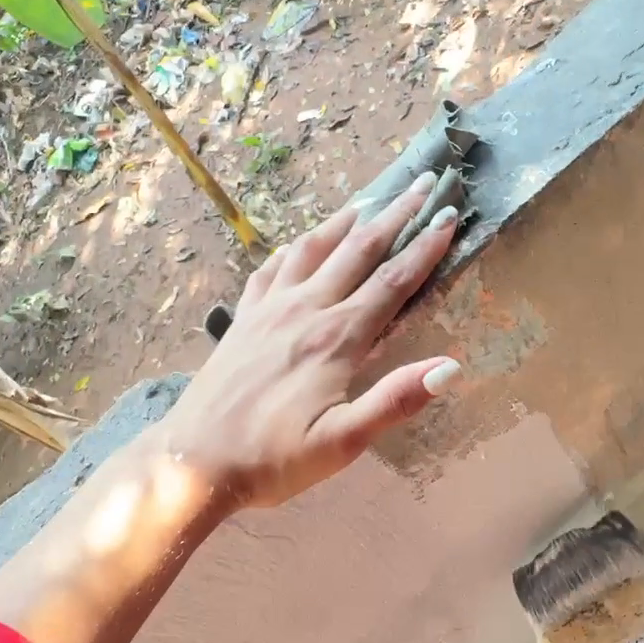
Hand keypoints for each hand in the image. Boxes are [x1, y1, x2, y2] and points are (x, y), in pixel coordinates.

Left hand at [158, 171, 462, 508]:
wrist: (194, 459)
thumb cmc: (274, 459)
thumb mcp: (342, 443)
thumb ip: (394, 401)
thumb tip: (449, 367)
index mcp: (336, 340)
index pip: (392, 283)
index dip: (424, 249)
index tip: (448, 216)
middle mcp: (306, 311)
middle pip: (357, 251)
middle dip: (394, 216)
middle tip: (422, 184)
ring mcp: (270, 310)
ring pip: (314, 249)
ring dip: (346, 222)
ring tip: (369, 200)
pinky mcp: (244, 318)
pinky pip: (274, 267)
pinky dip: (296, 247)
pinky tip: (303, 242)